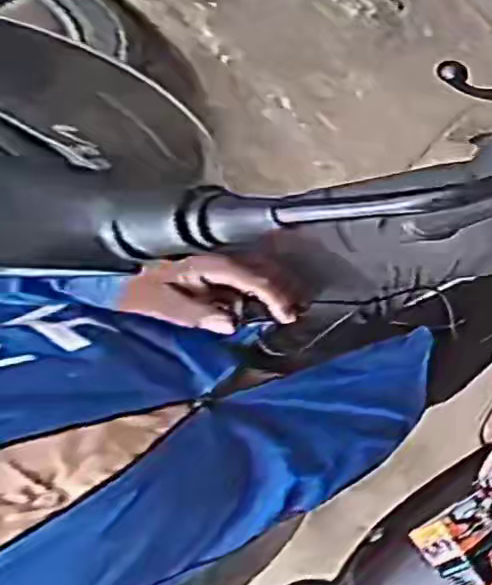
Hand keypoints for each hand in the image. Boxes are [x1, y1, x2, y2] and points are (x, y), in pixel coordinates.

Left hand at [115, 254, 299, 333]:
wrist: (107, 279)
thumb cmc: (131, 290)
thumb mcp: (157, 305)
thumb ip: (195, 314)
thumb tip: (231, 324)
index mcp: (213, 266)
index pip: (258, 281)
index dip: (277, 299)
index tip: (286, 318)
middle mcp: (224, 260)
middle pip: (269, 274)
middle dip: (284, 295)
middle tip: (291, 314)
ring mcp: (222, 263)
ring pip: (265, 275)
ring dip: (277, 292)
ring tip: (282, 311)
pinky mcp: (219, 270)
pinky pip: (252, 278)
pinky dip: (263, 292)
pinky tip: (261, 305)